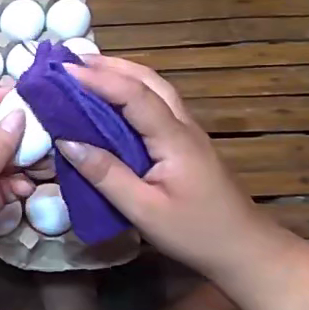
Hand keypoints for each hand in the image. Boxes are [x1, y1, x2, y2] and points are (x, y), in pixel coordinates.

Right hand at [55, 56, 306, 278]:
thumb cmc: (195, 233)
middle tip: (69, 61)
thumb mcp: (144, 211)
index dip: (99, 79)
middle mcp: (182, 124)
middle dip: (109, 65)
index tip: (64, 71)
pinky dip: (130, 89)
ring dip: (121, 72)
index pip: (134, 95)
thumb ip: (106, 175)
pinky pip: (156, 103)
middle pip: (148, 79)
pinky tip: (111, 99)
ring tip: (86, 71)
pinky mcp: (185, 141)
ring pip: (155, 87)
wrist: (245, 249)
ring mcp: (187, 131)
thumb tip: (66, 141)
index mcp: (174, 138)